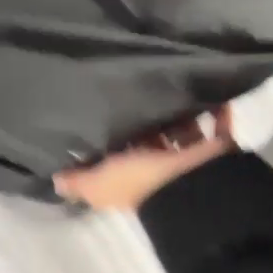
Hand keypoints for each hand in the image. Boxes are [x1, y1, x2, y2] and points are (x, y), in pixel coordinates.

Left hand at [54, 107, 234, 210]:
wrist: (192, 181)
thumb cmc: (142, 179)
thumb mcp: (99, 183)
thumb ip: (79, 180)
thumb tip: (54, 179)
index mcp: (130, 180)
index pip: (119, 159)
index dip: (115, 141)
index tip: (110, 111)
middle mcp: (159, 170)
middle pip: (154, 143)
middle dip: (151, 123)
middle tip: (146, 91)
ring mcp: (190, 159)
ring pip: (186, 132)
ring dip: (184, 115)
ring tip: (178, 89)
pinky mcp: (217, 147)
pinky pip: (219, 125)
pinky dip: (218, 111)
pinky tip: (211, 93)